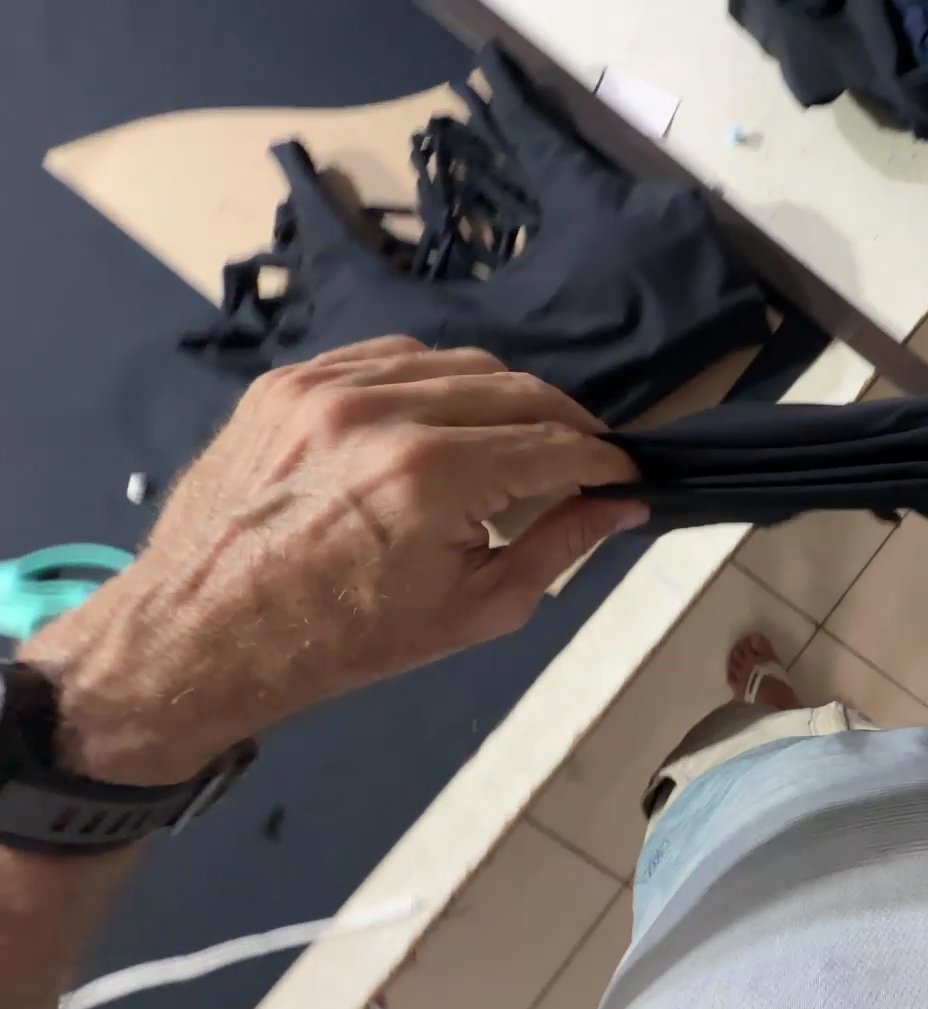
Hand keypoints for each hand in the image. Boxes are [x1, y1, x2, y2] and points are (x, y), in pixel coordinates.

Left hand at [20, 336, 647, 785]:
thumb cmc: (356, 637)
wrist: (201, 637)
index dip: (608, 460)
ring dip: (516, 400)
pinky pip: (401, 356)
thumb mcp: (482, 606)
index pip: (558, 446)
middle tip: (589, 459)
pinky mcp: (292, 380)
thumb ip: (564, 544)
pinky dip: (448, 381)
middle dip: (574, 426)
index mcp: (434, 478)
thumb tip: (626, 506)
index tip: (630, 475)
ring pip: (469, 363)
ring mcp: (329, 387)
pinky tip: (456, 418)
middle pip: (524, 392)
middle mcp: (384, 414)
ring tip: (526, 440)